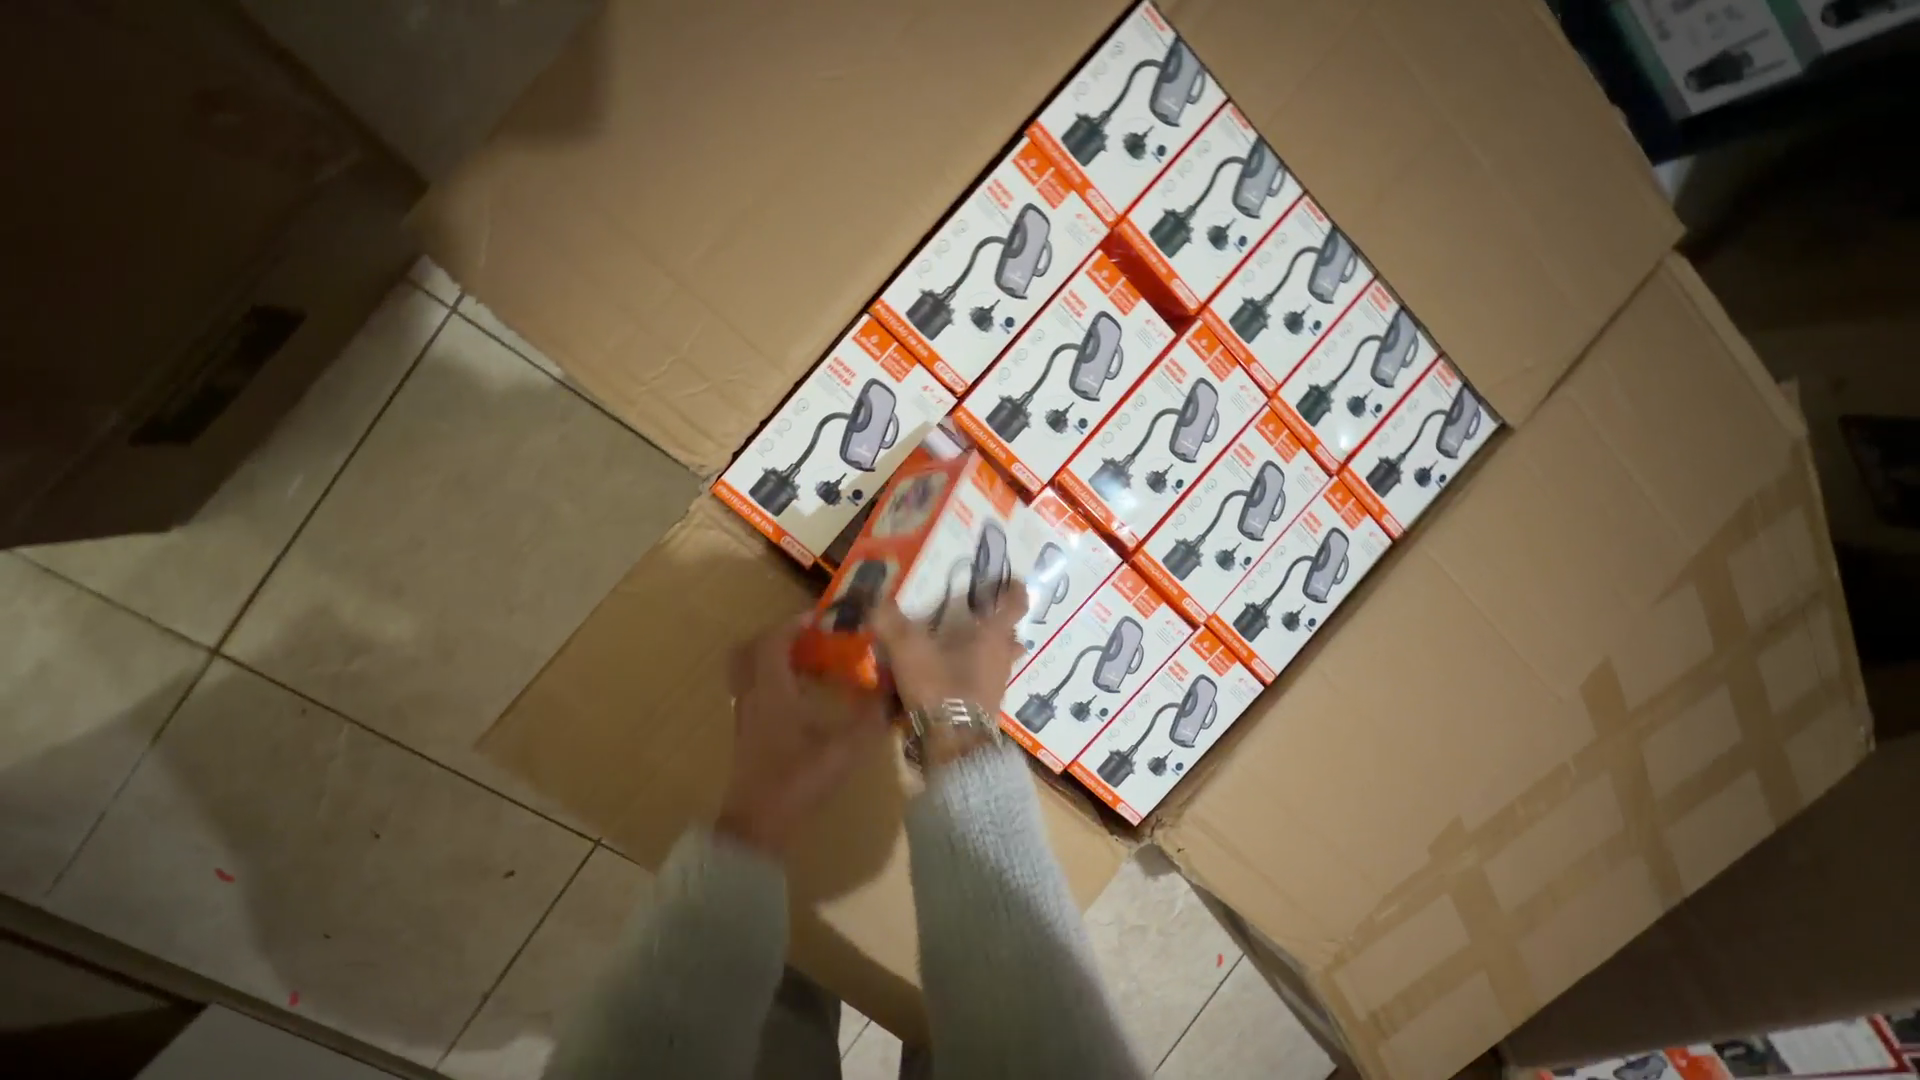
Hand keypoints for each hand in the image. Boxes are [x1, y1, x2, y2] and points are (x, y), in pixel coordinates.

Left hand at [715, 615, 891, 856]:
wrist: (758, 826)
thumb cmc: (799, 781)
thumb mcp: (844, 749)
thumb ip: (871, 716)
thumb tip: (894, 687)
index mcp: (771, 690)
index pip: (774, 640)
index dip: (795, 623)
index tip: (822, 618)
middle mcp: (752, 696)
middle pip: (750, 650)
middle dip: (778, 637)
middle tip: (809, 639)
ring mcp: (745, 716)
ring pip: (748, 671)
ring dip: (774, 659)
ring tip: (809, 665)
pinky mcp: (746, 734)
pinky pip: (754, 691)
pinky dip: (773, 682)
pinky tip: (802, 698)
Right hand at [869, 587, 1027, 715]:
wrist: (955, 743)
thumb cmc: (940, 686)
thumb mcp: (908, 650)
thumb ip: (890, 623)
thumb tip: (874, 601)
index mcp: (991, 635)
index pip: (1014, 606)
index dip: (1015, 591)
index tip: (1011, 581)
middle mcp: (1002, 656)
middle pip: (1010, 634)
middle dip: (1000, 623)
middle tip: (981, 613)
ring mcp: (998, 683)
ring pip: (1001, 659)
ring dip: (989, 650)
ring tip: (966, 644)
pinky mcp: (988, 704)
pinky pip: (987, 680)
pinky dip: (976, 673)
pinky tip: (954, 675)